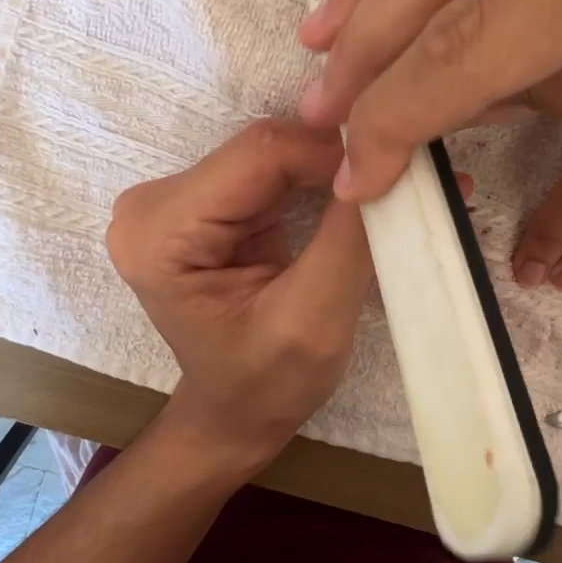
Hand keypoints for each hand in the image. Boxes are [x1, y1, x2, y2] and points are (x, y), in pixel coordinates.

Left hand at [106, 119, 372, 466]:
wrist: (239, 413)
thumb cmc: (266, 385)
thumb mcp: (313, 321)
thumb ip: (346, 240)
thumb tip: (386, 162)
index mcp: (159, 232)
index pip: (258, 154)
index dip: (330, 154)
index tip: (395, 173)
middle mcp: (156, 203)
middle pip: (264, 148)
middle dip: (335, 160)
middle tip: (405, 174)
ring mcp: (180, 199)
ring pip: (276, 153)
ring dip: (334, 167)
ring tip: (393, 181)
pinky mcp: (210, 203)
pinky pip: (276, 170)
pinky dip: (322, 179)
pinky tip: (360, 190)